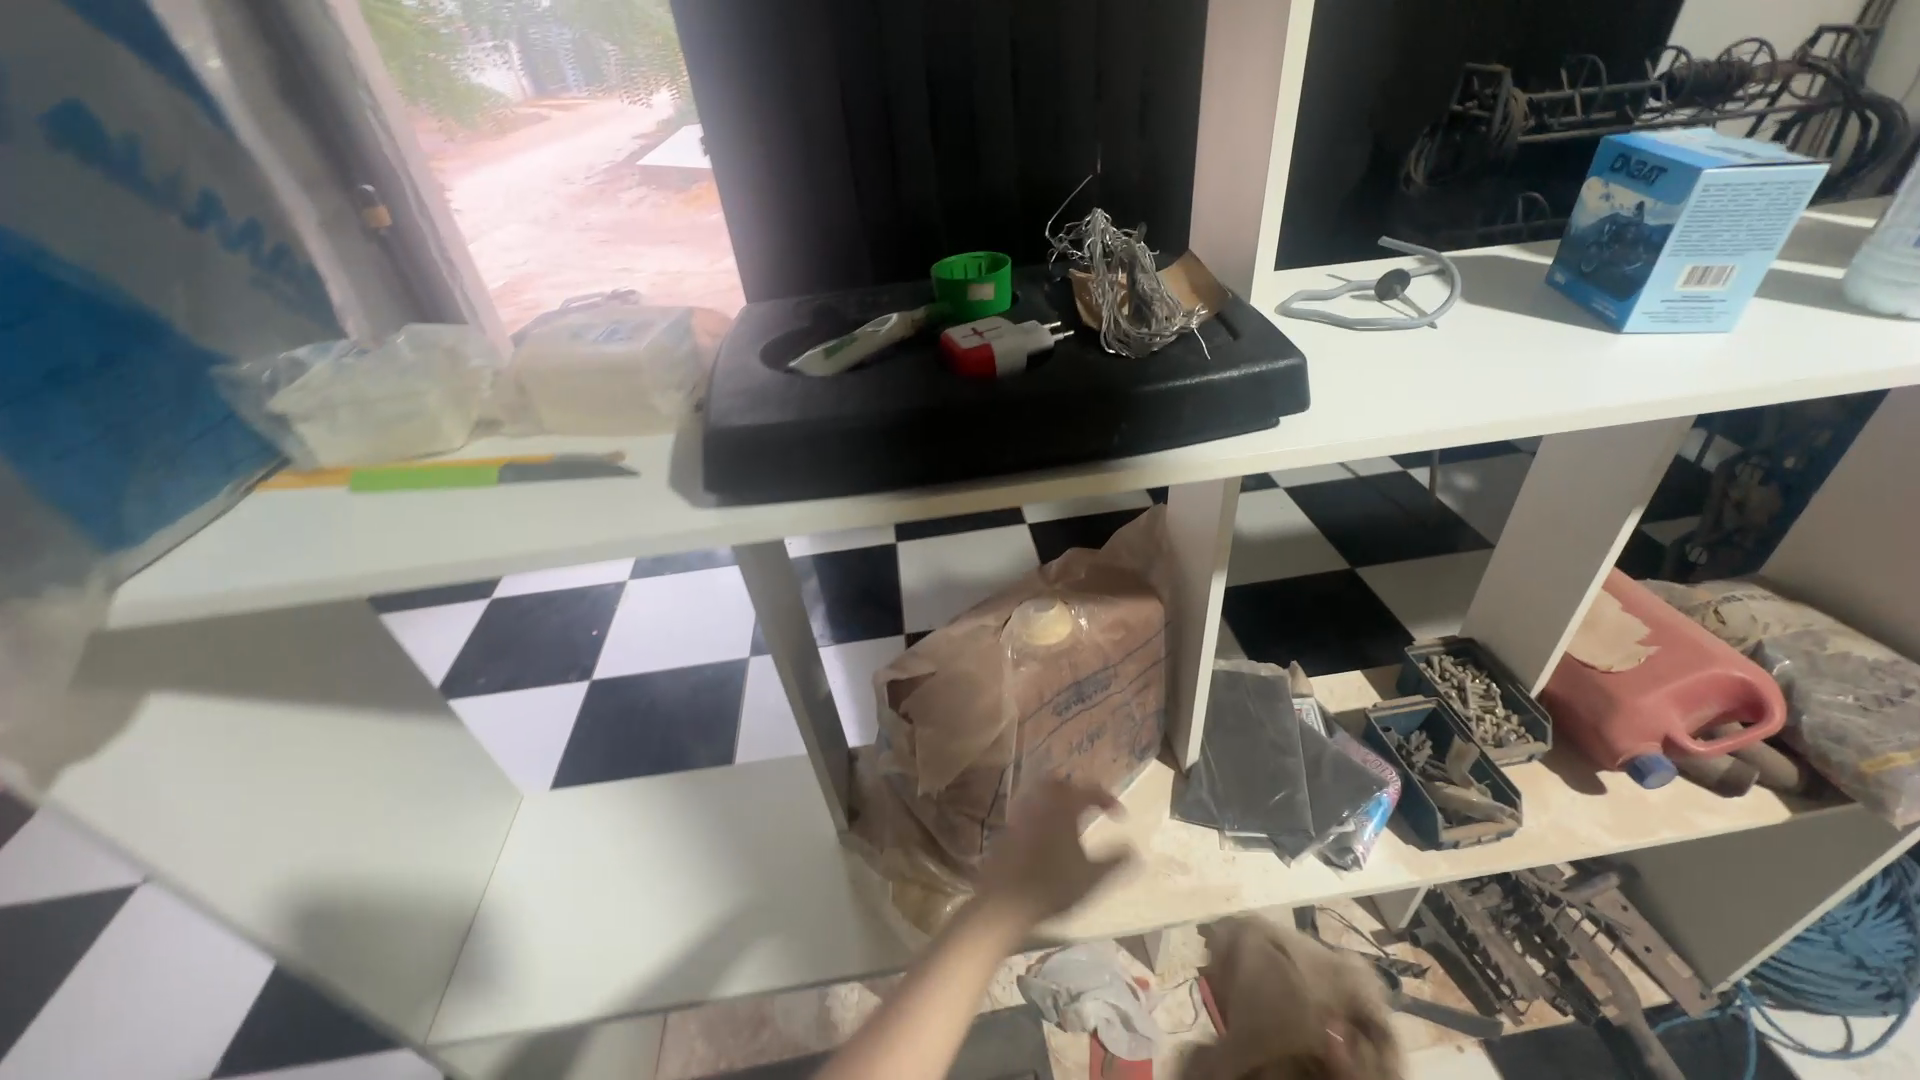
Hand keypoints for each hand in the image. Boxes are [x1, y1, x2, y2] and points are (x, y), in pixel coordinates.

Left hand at [975, 777, 1133, 929]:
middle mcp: (1040, 804)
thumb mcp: (1092, 877)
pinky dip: (1040, 814)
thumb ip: (1115, 861)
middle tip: (1090, 807)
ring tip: (1069, 820)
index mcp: (1063, 809)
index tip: (1120, 815)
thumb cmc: (1052, 886)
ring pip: (1039, 794)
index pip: (1089, 790)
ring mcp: (1020, 816)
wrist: (1005, 901)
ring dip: (1056, 801)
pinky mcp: (1007, 830)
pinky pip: (1027, 810)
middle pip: (1059, 783)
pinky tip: (1047, 836)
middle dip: (1076, 790)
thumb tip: (1134, 849)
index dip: (1107, 798)